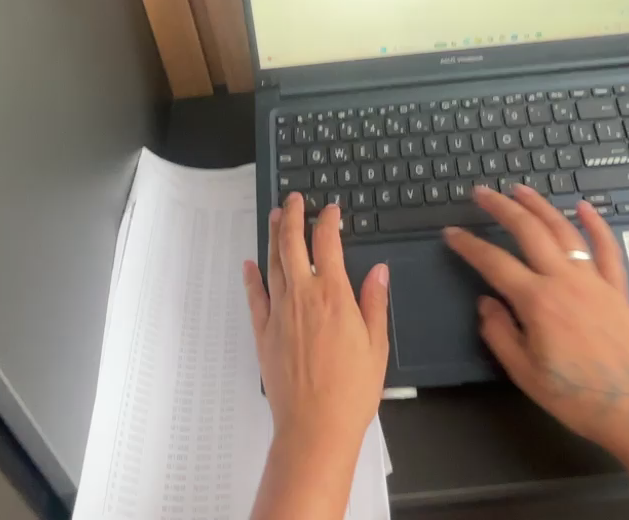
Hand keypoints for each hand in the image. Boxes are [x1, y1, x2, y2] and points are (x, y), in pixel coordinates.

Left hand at [244, 195, 389, 464]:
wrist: (315, 428)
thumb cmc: (352, 390)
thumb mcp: (376, 345)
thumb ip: (374, 302)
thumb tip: (378, 269)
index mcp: (333, 294)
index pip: (327, 243)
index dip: (328, 220)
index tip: (331, 209)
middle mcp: (302, 295)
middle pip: (291, 243)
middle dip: (292, 215)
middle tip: (294, 199)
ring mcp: (279, 312)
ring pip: (272, 262)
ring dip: (273, 236)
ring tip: (275, 216)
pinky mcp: (263, 332)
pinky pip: (255, 296)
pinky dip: (251, 277)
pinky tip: (249, 264)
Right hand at [443, 185, 628, 459]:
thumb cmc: (577, 398)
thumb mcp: (525, 373)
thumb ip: (499, 334)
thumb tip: (486, 303)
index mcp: (537, 301)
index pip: (493, 262)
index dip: (468, 245)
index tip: (451, 232)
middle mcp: (563, 280)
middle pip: (527, 231)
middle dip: (501, 207)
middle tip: (481, 193)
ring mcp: (593, 280)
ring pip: (563, 230)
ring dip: (539, 206)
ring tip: (520, 190)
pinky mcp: (617, 288)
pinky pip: (606, 248)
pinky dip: (596, 224)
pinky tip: (584, 206)